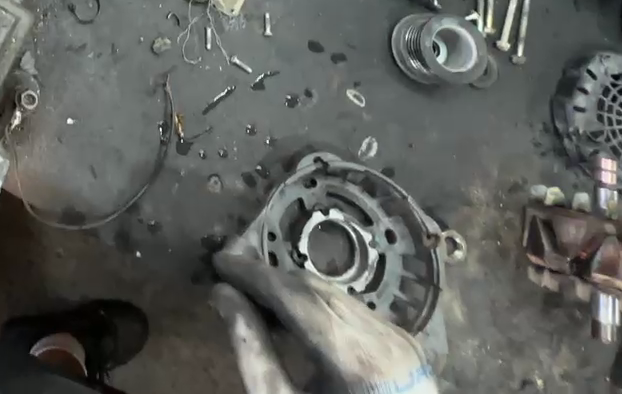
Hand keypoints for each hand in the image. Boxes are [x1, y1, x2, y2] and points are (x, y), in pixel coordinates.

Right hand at [211, 251, 436, 393]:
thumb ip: (252, 350)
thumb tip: (223, 294)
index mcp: (356, 360)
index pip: (295, 296)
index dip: (253, 274)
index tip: (218, 261)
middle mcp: (384, 339)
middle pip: (314, 290)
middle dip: (268, 279)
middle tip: (229, 276)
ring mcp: (399, 339)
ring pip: (331, 294)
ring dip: (288, 289)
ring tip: (252, 296)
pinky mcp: (403, 343)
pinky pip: (349, 308)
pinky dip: (313, 304)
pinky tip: (289, 316)